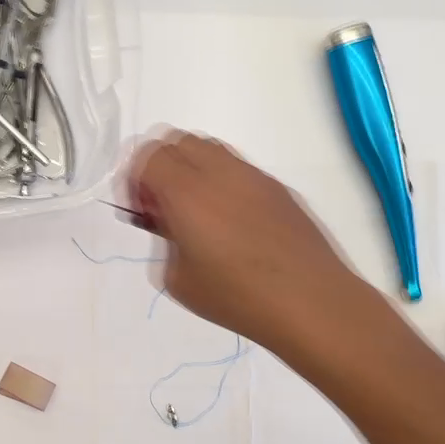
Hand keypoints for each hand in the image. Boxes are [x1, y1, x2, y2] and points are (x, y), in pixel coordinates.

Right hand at [126, 129, 362, 351]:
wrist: (310, 302)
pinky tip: (230, 224)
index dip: (134, 180)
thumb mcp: (177, 279)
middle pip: (177, 141)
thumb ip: (165, 240)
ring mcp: (253, 176)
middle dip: (160, 168)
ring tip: (195, 214)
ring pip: (209, 148)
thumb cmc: (235, 297)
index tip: (141, 212)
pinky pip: (238, 168)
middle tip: (163, 208)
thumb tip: (171, 224)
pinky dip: (220, 182)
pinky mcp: (277, 188)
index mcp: (187, 193)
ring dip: (191, 170)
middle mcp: (219, 173)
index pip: (147, 156)